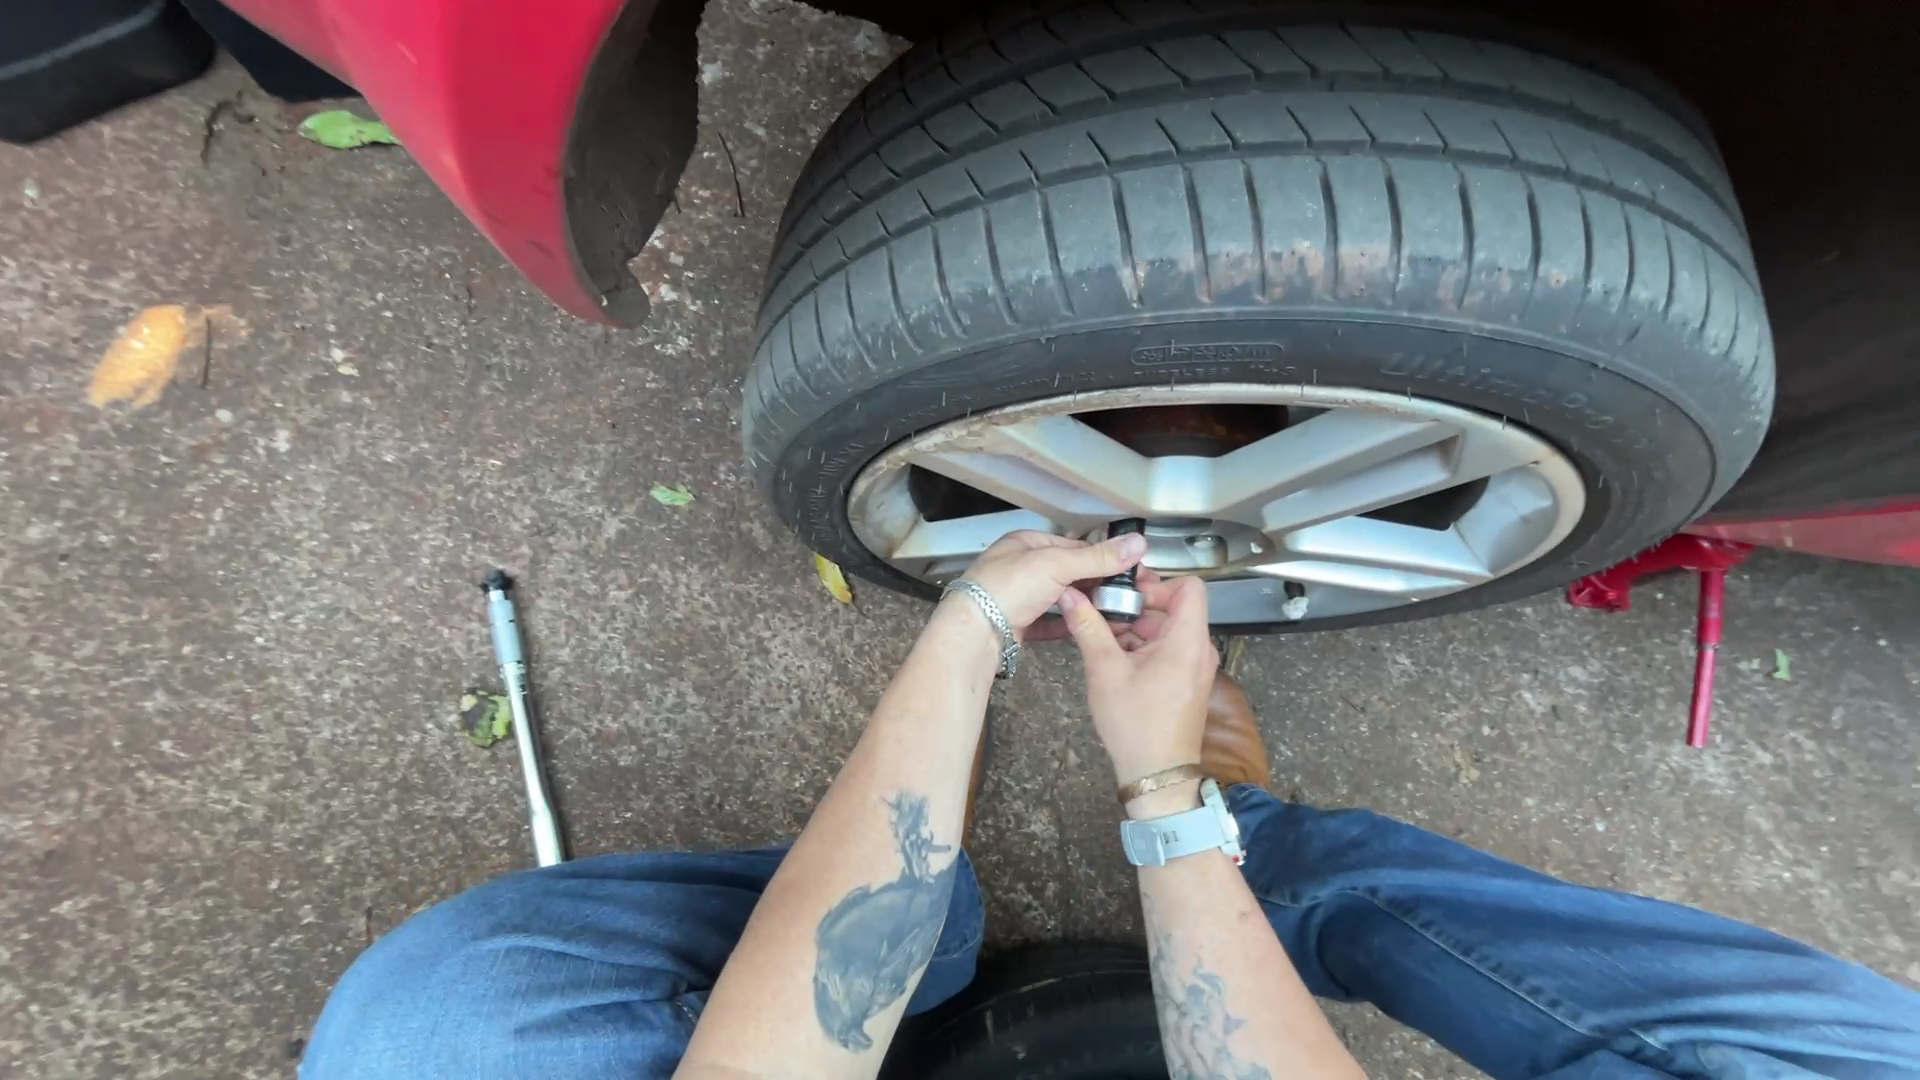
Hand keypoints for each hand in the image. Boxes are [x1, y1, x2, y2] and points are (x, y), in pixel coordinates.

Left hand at [957, 530, 1146, 640]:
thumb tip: (1137, 542)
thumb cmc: (1007, 588)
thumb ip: (1098, 558)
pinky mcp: (1018, 624)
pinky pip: (1049, 622)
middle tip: (1124, 596)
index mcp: (1026, 543)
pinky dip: (1068, 624)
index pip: (1073, 545)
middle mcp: (1020, 567)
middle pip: (1067, 573)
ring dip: (1083, 604)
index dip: (1101, 557)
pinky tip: (1087, 628)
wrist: (975, 632)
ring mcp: (1018, 597)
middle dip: (1094, 584)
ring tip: (1112, 613)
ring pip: (1059, 598)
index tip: (1128, 570)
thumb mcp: (1057, 564)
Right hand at [1058, 569, 1217, 782]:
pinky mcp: (1186, 680)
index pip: (1188, 586)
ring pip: (1166, 628)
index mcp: (1187, 640)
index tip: (1125, 595)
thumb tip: (1069, 595)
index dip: (1156, 583)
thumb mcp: (1104, 670)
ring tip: (1102, 638)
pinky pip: (1167, 648)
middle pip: (1173, 607)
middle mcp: (1199, 649)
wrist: (1157, 775)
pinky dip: (1142, 646)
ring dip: (1134, 628)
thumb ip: (1088, 626)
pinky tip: (1113, 659)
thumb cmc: (1136, 724)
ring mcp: (1195, 666)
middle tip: (1101, 614)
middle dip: (1135, 607)